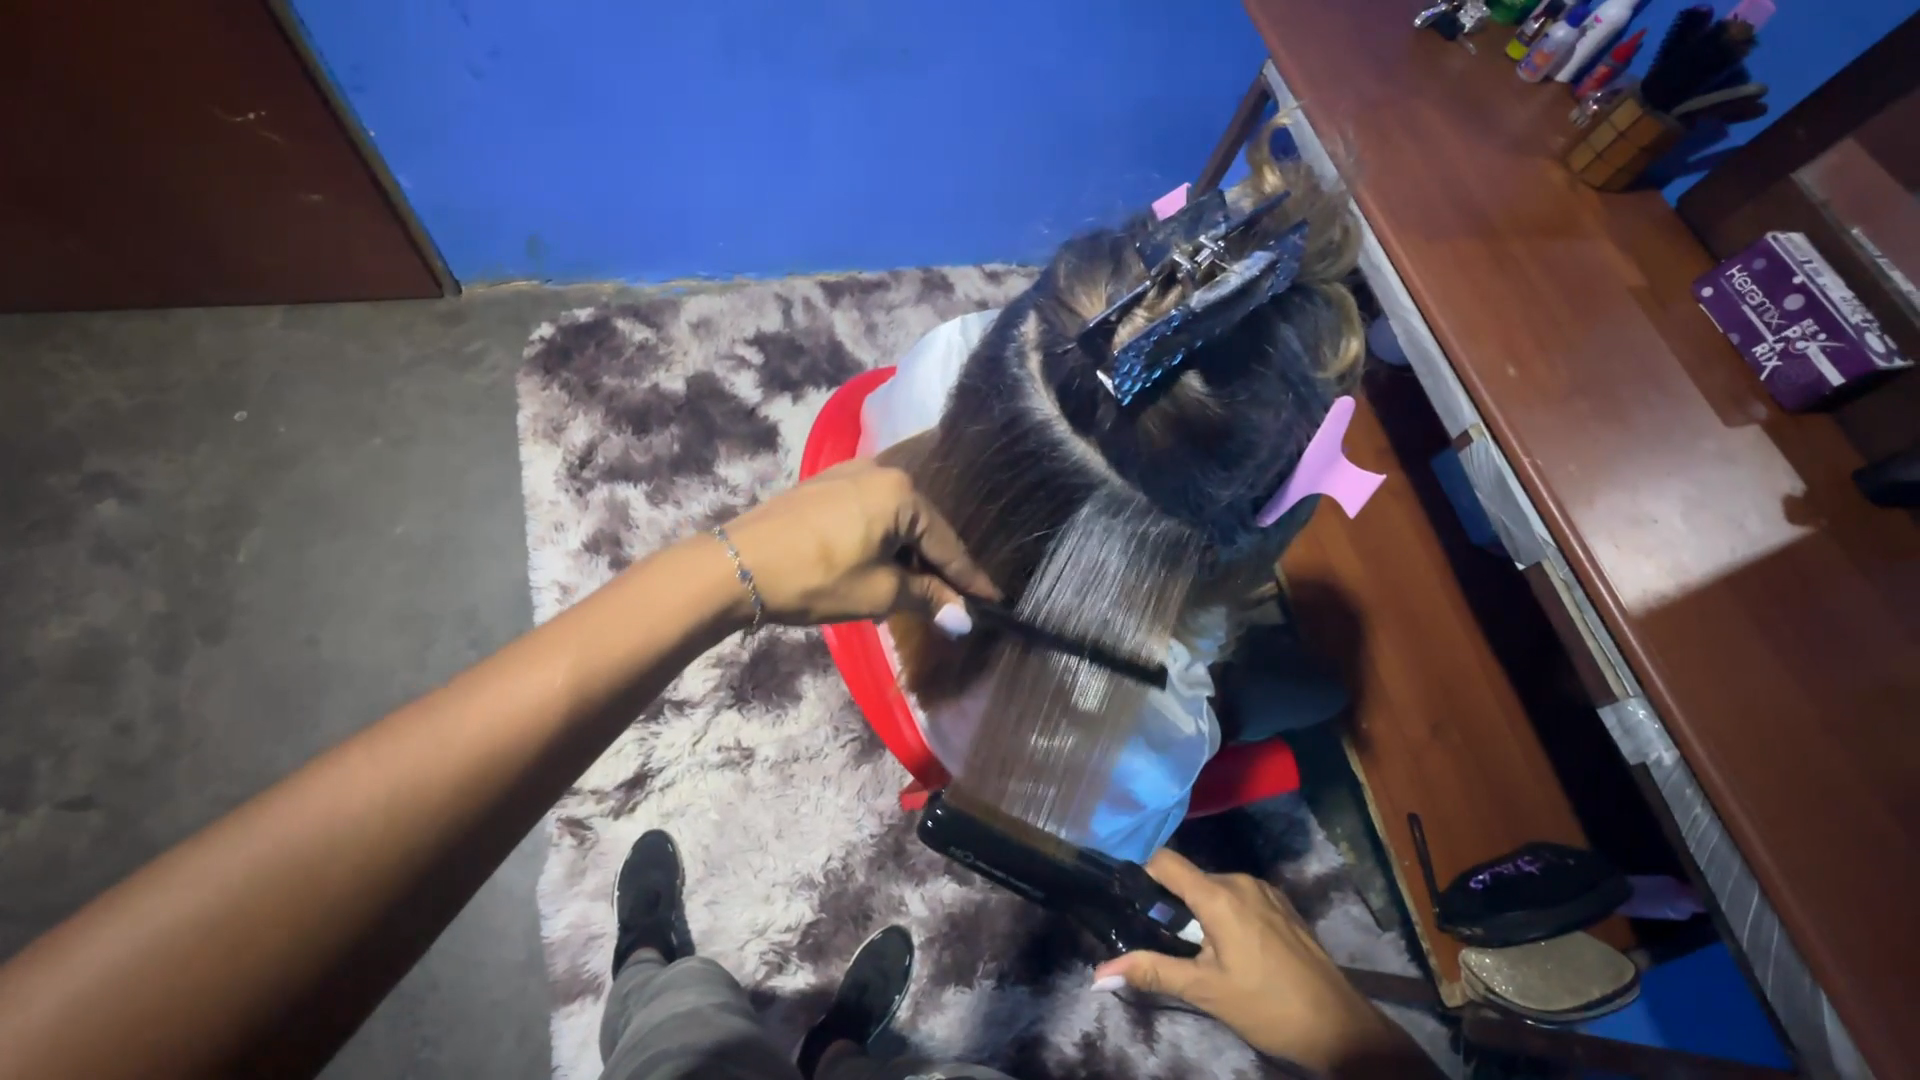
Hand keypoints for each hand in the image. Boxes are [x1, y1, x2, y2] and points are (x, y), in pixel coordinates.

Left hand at [719, 460, 999, 627]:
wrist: (736, 566)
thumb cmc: (817, 578)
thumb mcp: (879, 593)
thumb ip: (927, 598)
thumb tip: (964, 617)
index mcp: (901, 492)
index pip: (947, 544)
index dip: (969, 578)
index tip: (993, 600)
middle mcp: (880, 470)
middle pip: (922, 527)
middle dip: (935, 567)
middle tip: (950, 602)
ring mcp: (848, 473)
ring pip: (894, 520)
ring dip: (904, 555)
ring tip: (910, 592)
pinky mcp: (824, 484)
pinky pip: (869, 513)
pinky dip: (880, 541)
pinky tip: (877, 567)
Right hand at [1093, 851, 1436, 1078]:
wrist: (1341, 1028)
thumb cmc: (1267, 1006)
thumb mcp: (1206, 992)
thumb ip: (1152, 972)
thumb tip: (1099, 974)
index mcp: (1218, 895)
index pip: (1165, 860)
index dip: (1140, 872)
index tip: (1124, 894)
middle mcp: (1240, 881)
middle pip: (1190, 879)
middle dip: (1172, 905)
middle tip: (1162, 939)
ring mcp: (1265, 891)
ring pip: (1215, 890)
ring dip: (1200, 913)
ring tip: (1198, 952)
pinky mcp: (1282, 905)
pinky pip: (1240, 898)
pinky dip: (1226, 916)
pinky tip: (1233, 951)